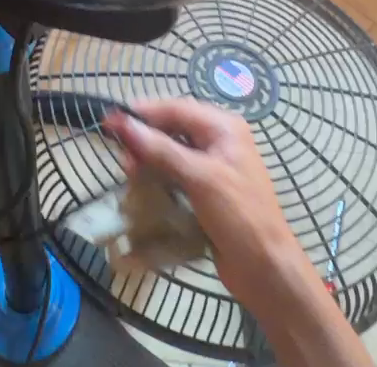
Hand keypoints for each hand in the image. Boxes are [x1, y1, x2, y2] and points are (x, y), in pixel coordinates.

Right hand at [105, 99, 371, 366]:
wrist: (266, 268)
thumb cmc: (239, 216)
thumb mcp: (200, 178)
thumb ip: (161, 149)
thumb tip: (124, 124)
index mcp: (224, 127)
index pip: (176, 109)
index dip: (142, 114)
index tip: (111, 122)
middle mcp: (219, 140)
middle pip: (173, 127)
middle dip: (145, 137)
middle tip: (120, 154)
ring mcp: (214, 165)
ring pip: (173, 150)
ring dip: (150, 157)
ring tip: (128, 171)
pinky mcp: (207, 190)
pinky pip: (177, 172)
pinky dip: (159, 174)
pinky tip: (144, 184)